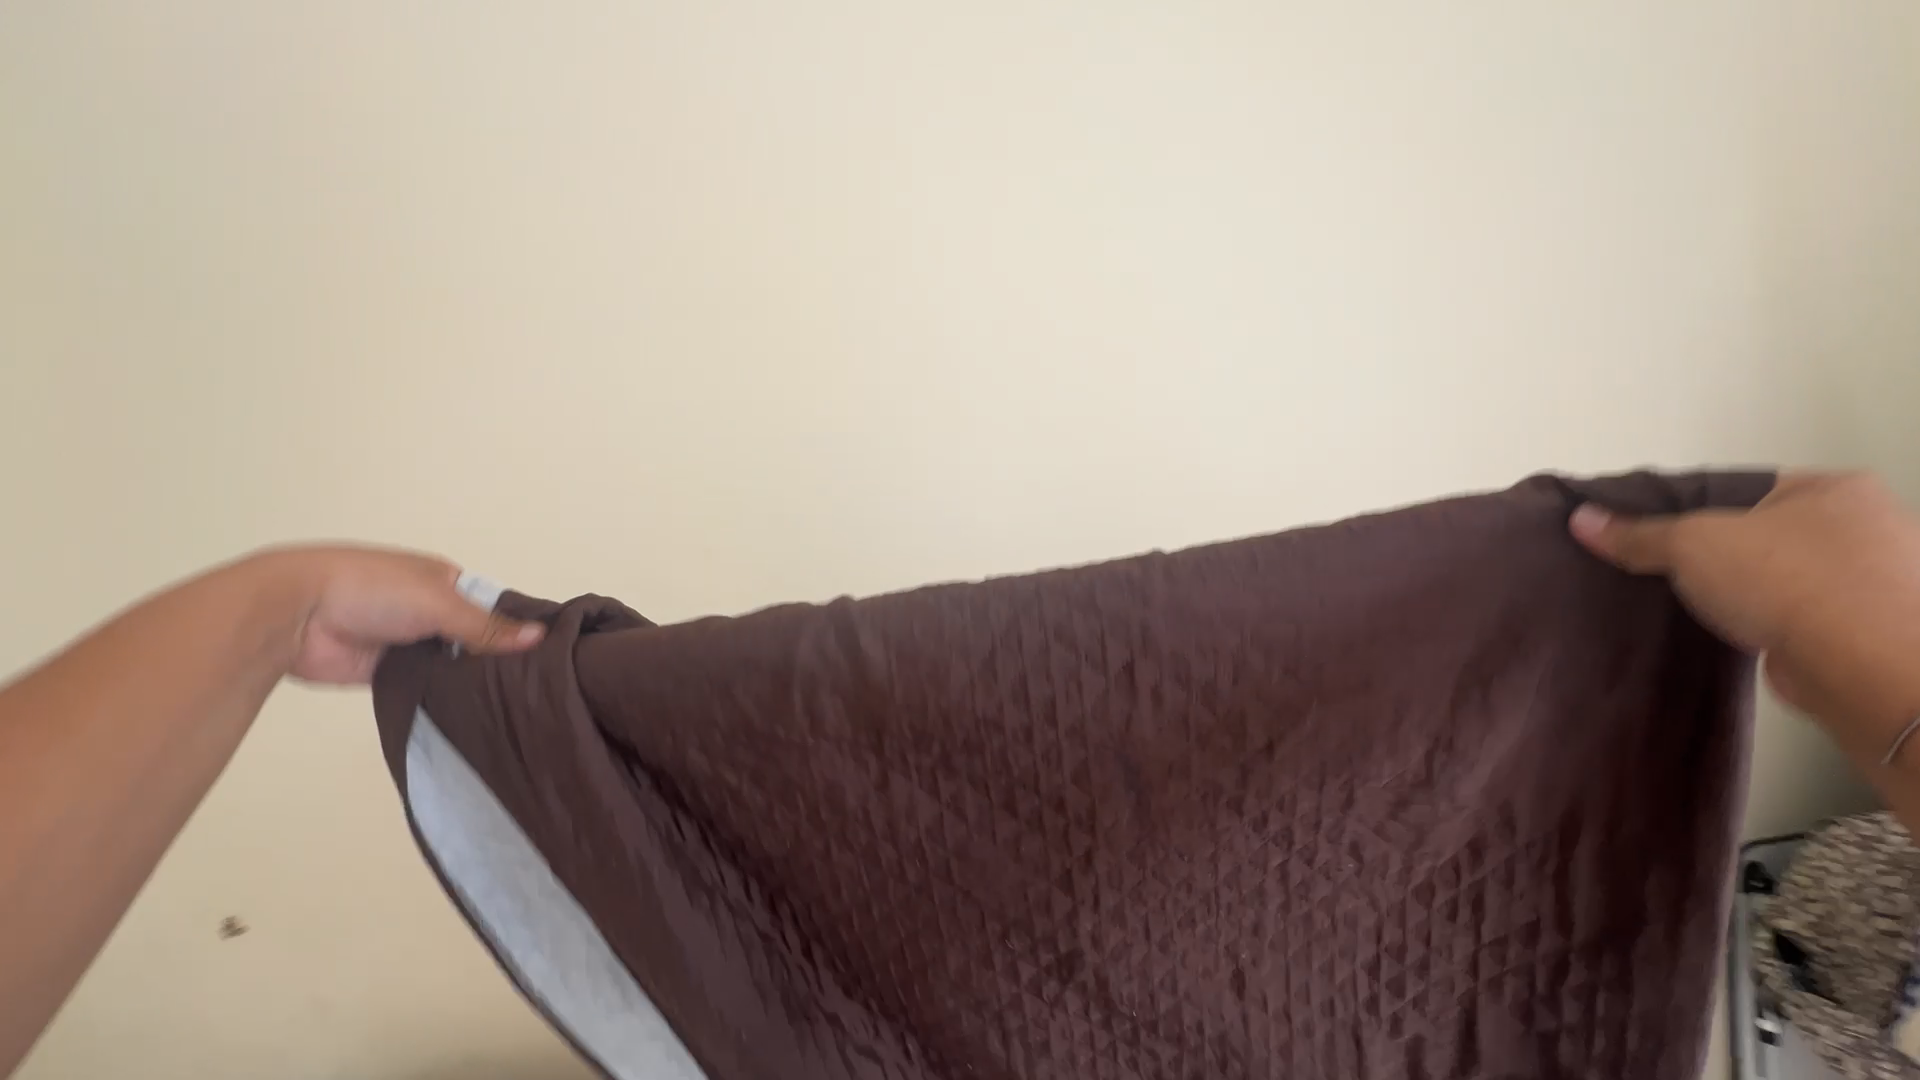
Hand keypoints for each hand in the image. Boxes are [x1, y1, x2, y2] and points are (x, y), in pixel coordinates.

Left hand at [252, 546, 543, 684]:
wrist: (292, 613)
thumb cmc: (374, 589)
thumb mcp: (441, 602)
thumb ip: (488, 626)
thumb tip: (540, 637)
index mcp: (445, 582)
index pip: (493, 606)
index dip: (517, 626)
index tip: (547, 652)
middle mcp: (430, 610)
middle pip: (474, 637)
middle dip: (496, 656)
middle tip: (536, 684)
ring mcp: (407, 642)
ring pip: (451, 662)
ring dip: (470, 677)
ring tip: (513, 702)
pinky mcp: (385, 672)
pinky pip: (424, 684)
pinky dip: (443, 694)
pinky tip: (473, 710)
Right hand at [1569, 471, 1919, 734]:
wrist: (1866, 667)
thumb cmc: (1789, 581)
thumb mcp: (1691, 543)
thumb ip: (1636, 533)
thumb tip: (1582, 519)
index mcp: (1834, 488)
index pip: (1734, 486)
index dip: (1678, 505)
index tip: (1635, 527)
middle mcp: (1861, 526)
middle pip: (1750, 530)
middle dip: (1701, 549)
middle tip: (1648, 563)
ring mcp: (1866, 579)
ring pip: (1767, 573)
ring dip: (1727, 587)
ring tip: (1673, 596)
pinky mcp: (1856, 627)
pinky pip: (1782, 610)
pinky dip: (1750, 616)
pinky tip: (1715, 624)